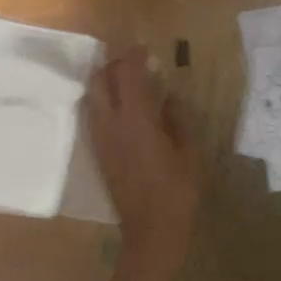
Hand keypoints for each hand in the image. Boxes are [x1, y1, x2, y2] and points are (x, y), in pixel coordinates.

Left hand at [86, 48, 199, 253]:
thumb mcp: (188, 152)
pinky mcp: (98, 154)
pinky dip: (104, 103)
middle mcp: (111, 124)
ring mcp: (100, 140)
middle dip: (113, 65)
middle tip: (134, 64)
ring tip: (128, 84)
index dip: (134, 56)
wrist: (151, 231)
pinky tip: (123, 110)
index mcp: (136, 119)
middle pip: (99, 80)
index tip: (146, 49)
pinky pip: (94, 117)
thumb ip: (177, 118)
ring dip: (105, 83)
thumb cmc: (177, 191)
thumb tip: (169, 96)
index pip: (127, 74)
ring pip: (92, 98)